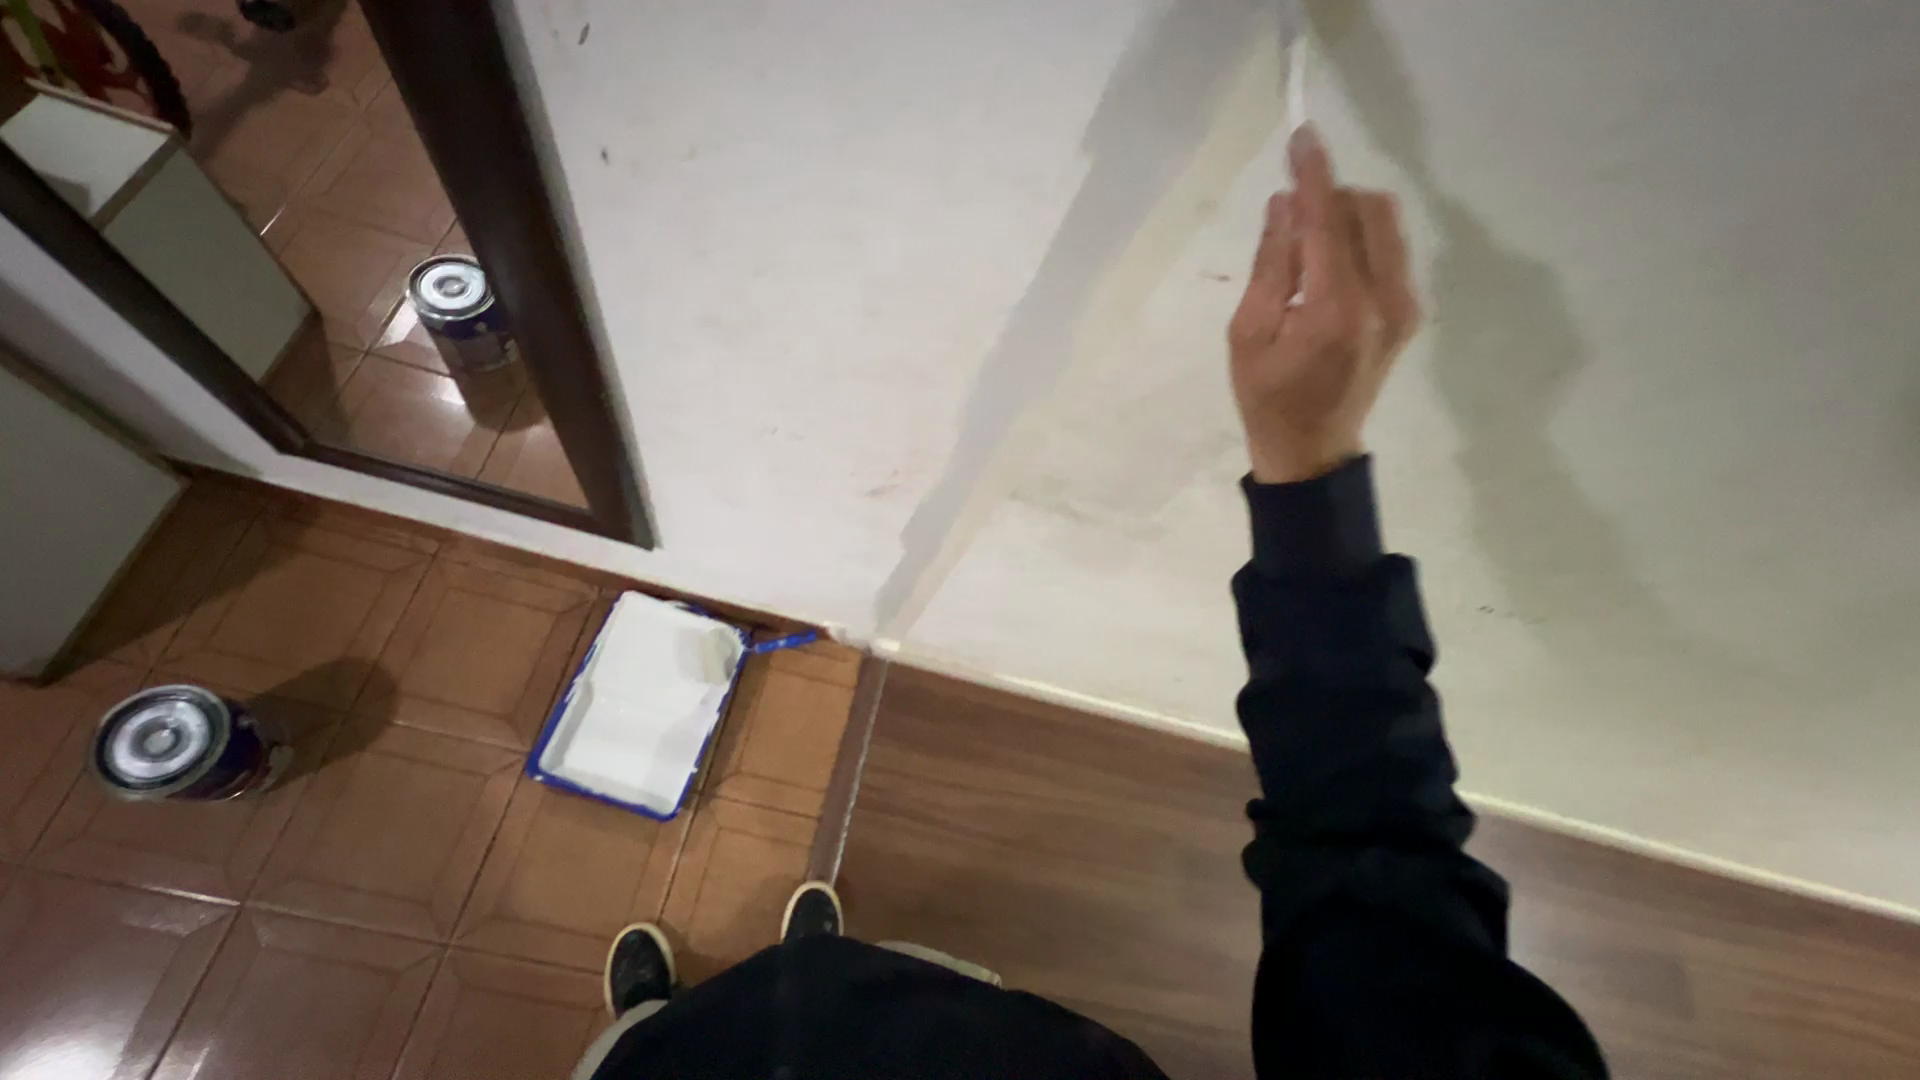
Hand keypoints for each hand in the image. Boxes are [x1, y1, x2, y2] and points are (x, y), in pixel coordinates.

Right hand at [1228, 125, 1420, 483]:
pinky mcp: (1409, 313)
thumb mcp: (1248, 334)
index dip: (1312, 174)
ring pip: (1386, 226)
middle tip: (1291, 220)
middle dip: (1330, 198)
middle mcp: (1383, 298)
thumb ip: (1269, 265)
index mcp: (1334, 308)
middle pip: (1369, 210)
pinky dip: (1359, 244)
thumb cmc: (1266, 397)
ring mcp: (1404, 306)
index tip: (1301, 136)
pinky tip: (1327, 274)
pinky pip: (1390, 253)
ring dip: (1346, 218)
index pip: (1325, 220)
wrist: (1311, 449)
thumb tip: (1284, 205)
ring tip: (1306, 251)